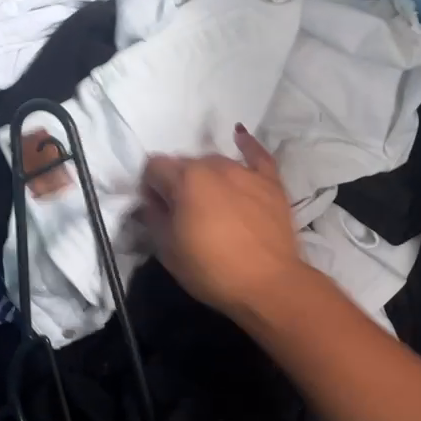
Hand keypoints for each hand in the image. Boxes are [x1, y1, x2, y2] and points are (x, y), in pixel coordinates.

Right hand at [138, 125, 312, 319]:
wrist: (268, 284)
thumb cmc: (211, 269)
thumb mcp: (167, 249)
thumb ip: (153, 216)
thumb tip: (151, 200)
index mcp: (184, 179)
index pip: (154, 167)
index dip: (150, 186)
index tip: (156, 208)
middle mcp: (213, 166)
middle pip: (184, 163)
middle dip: (177, 181)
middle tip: (183, 212)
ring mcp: (244, 171)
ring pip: (215, 161)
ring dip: (206, 176)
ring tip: (210, 202)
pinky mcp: (270, 182)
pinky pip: (256, 154)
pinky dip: (246, 145)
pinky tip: (239, 136)